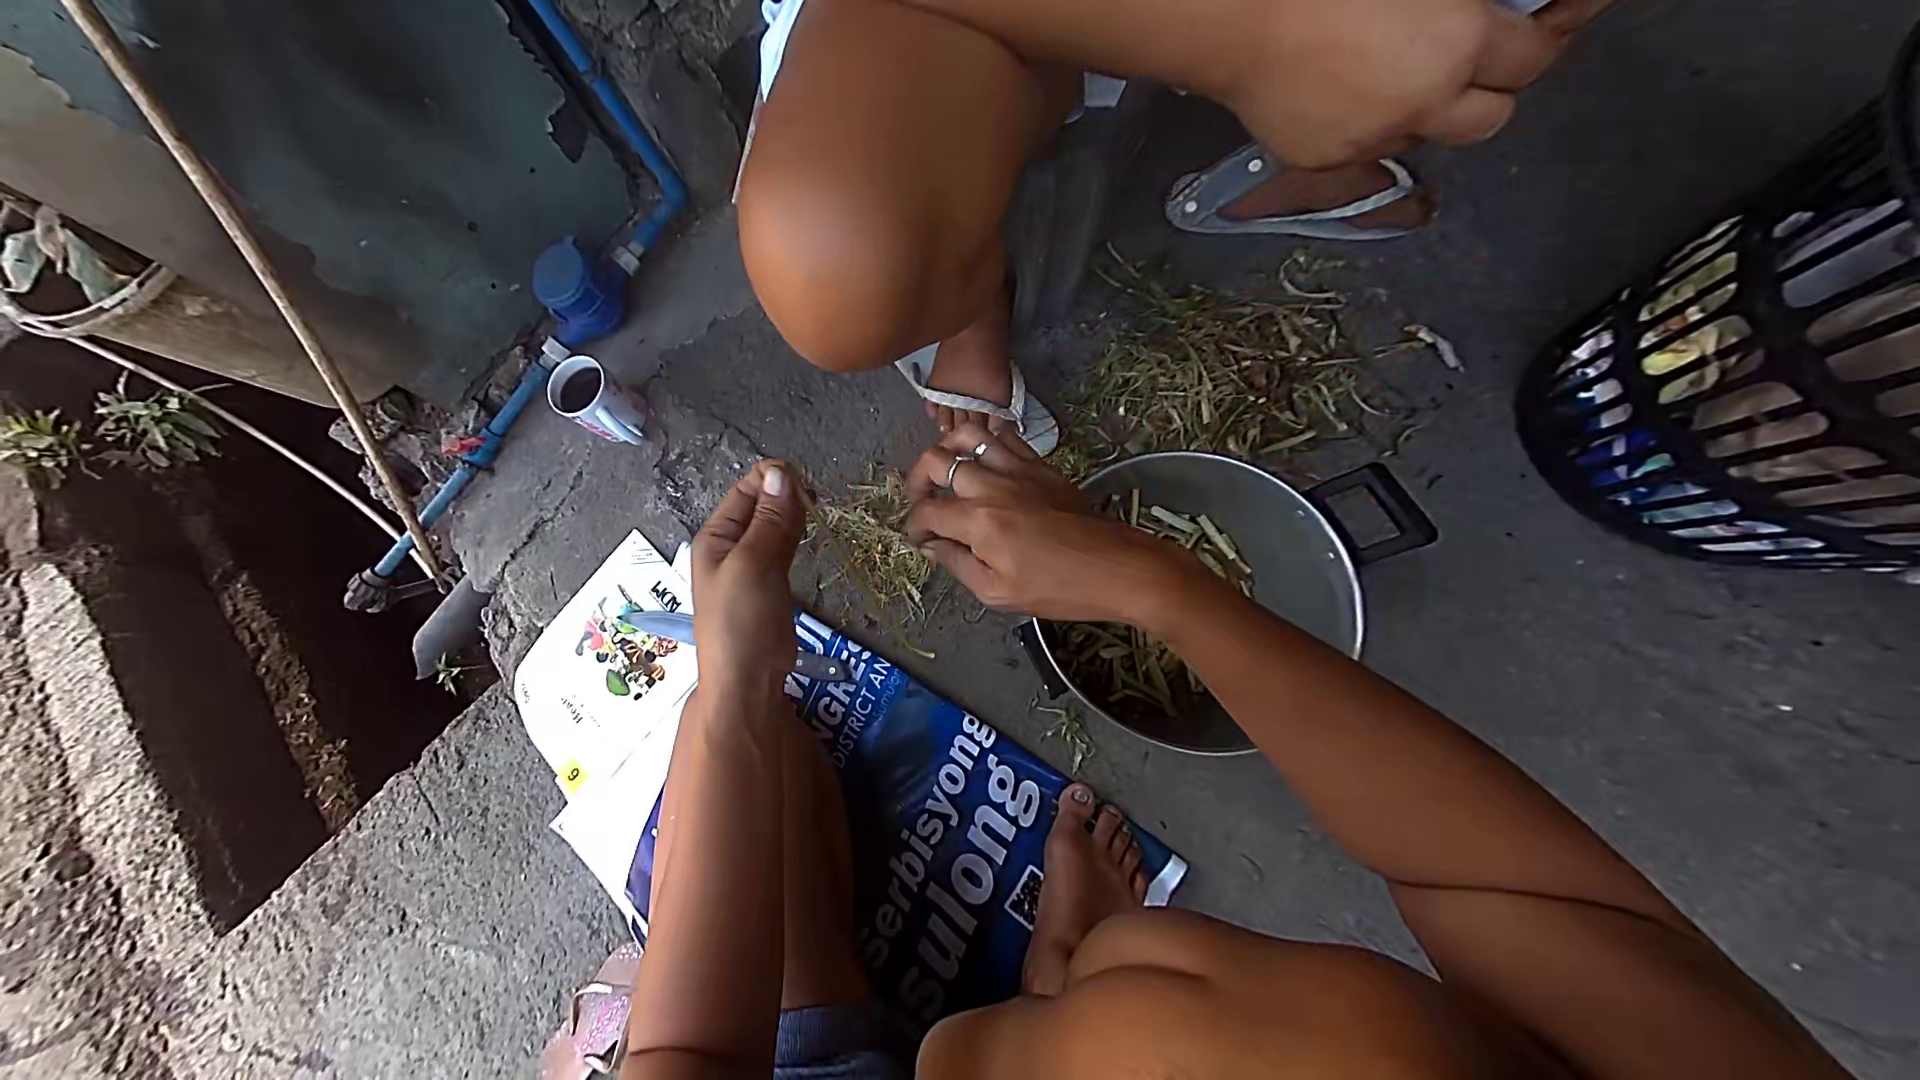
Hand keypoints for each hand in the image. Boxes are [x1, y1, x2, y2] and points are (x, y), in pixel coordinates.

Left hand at [690, 460, 806, 697]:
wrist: (748, 679)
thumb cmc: (743, 622)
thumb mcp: (753, 567)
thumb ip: (769, 521)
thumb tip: (780, 473)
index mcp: (716, 536)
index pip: (745, 491)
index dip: (774, 481)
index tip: (807, 486)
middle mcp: (730, 545)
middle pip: (760, 505)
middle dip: (787, 496)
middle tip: (816, 502)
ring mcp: (751, 564)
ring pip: (774, 525)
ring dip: (794, 514)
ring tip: (817, 512)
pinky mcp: (770, 581)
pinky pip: (782, 546)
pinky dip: (796, 535)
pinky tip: (810, 531)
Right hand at [903, 426, 1206, 625]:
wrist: (1117, 568)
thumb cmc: (1058, 589)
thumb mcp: (998, 593)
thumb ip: (958, 565)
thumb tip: (933, 547)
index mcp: (979, 522)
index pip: (927, 512)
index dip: (912, 526)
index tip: (917, 540)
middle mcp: (993, 486)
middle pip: (937, 461)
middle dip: (916, 481)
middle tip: (919, 502)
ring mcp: (1019, 470)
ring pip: (970, 435)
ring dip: (947, 449)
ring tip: (945, 470)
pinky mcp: (1041, 466)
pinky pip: (1005, 437)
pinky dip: (986, 441)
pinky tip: (983, 461)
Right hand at [1217, 0, 1607, 166]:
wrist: (1249, 29)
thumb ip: (1466, 7)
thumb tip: (1491, 14)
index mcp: (1457, 45)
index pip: (1533, 60)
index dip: (1537, 42)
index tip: (1530, 32)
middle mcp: (1420, 106)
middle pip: (1489, 121)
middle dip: (1489, 95)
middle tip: (1471, 70)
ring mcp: (1368, 142)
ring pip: (1422, 138)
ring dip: (1421, 113)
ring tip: (1390, 82)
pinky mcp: (1324, 161)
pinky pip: (1361, 151)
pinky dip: (1363, 129)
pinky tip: (1342, 100)